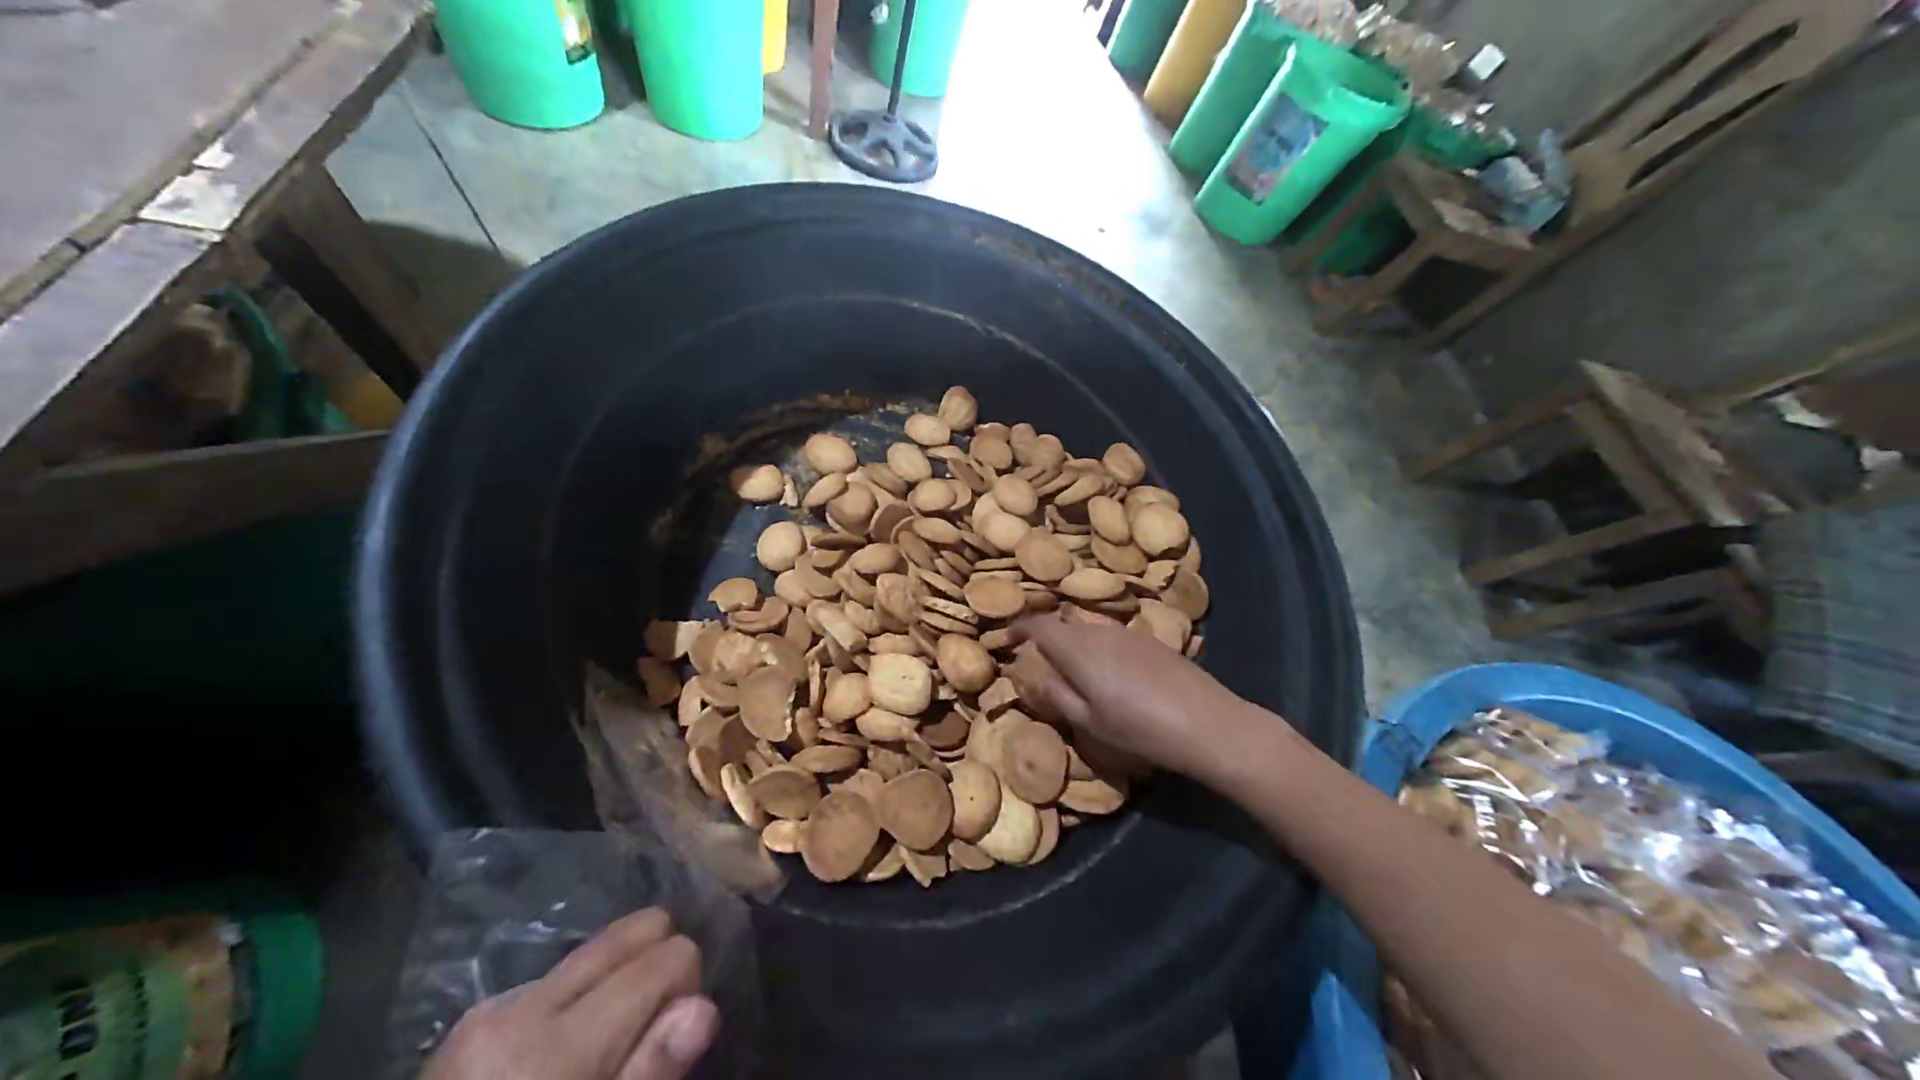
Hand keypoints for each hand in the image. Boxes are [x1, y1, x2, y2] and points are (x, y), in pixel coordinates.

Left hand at [422, 907, 718, 1079]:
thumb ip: (649, 1075)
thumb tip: (704, 1007)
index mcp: (555, 1045)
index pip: (668, 954)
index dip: (686, 990)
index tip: (669, 1042)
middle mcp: (522, 1006)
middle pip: (632, 931)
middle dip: (659, 964)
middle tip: (646, 1034)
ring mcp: (490, 1009)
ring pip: (596, 952)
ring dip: (617, 986)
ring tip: (605, 1052)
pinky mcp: (472, 1021)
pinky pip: (556, 981)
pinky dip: (578, 1004)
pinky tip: (561, 1057)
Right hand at [1010, 615, 1305, 782]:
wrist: (1210, 724)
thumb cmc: (1141, 729)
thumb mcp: (1089, 723)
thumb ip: (1057, 694)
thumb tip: (1035, 674)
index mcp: (1079, 649)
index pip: (1039, 626)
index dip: (1019, 627)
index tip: (1006, 638)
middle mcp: (1101, 632)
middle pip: (1064, 626)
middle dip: (1046, 640)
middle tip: (1038, 664)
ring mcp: (1130, 634)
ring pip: (1089, 631)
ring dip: (1074, 645)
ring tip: (1073, 673)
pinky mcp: (1152, 641)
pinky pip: (1112, 638)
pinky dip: (1098, 650)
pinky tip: (1111, 676)